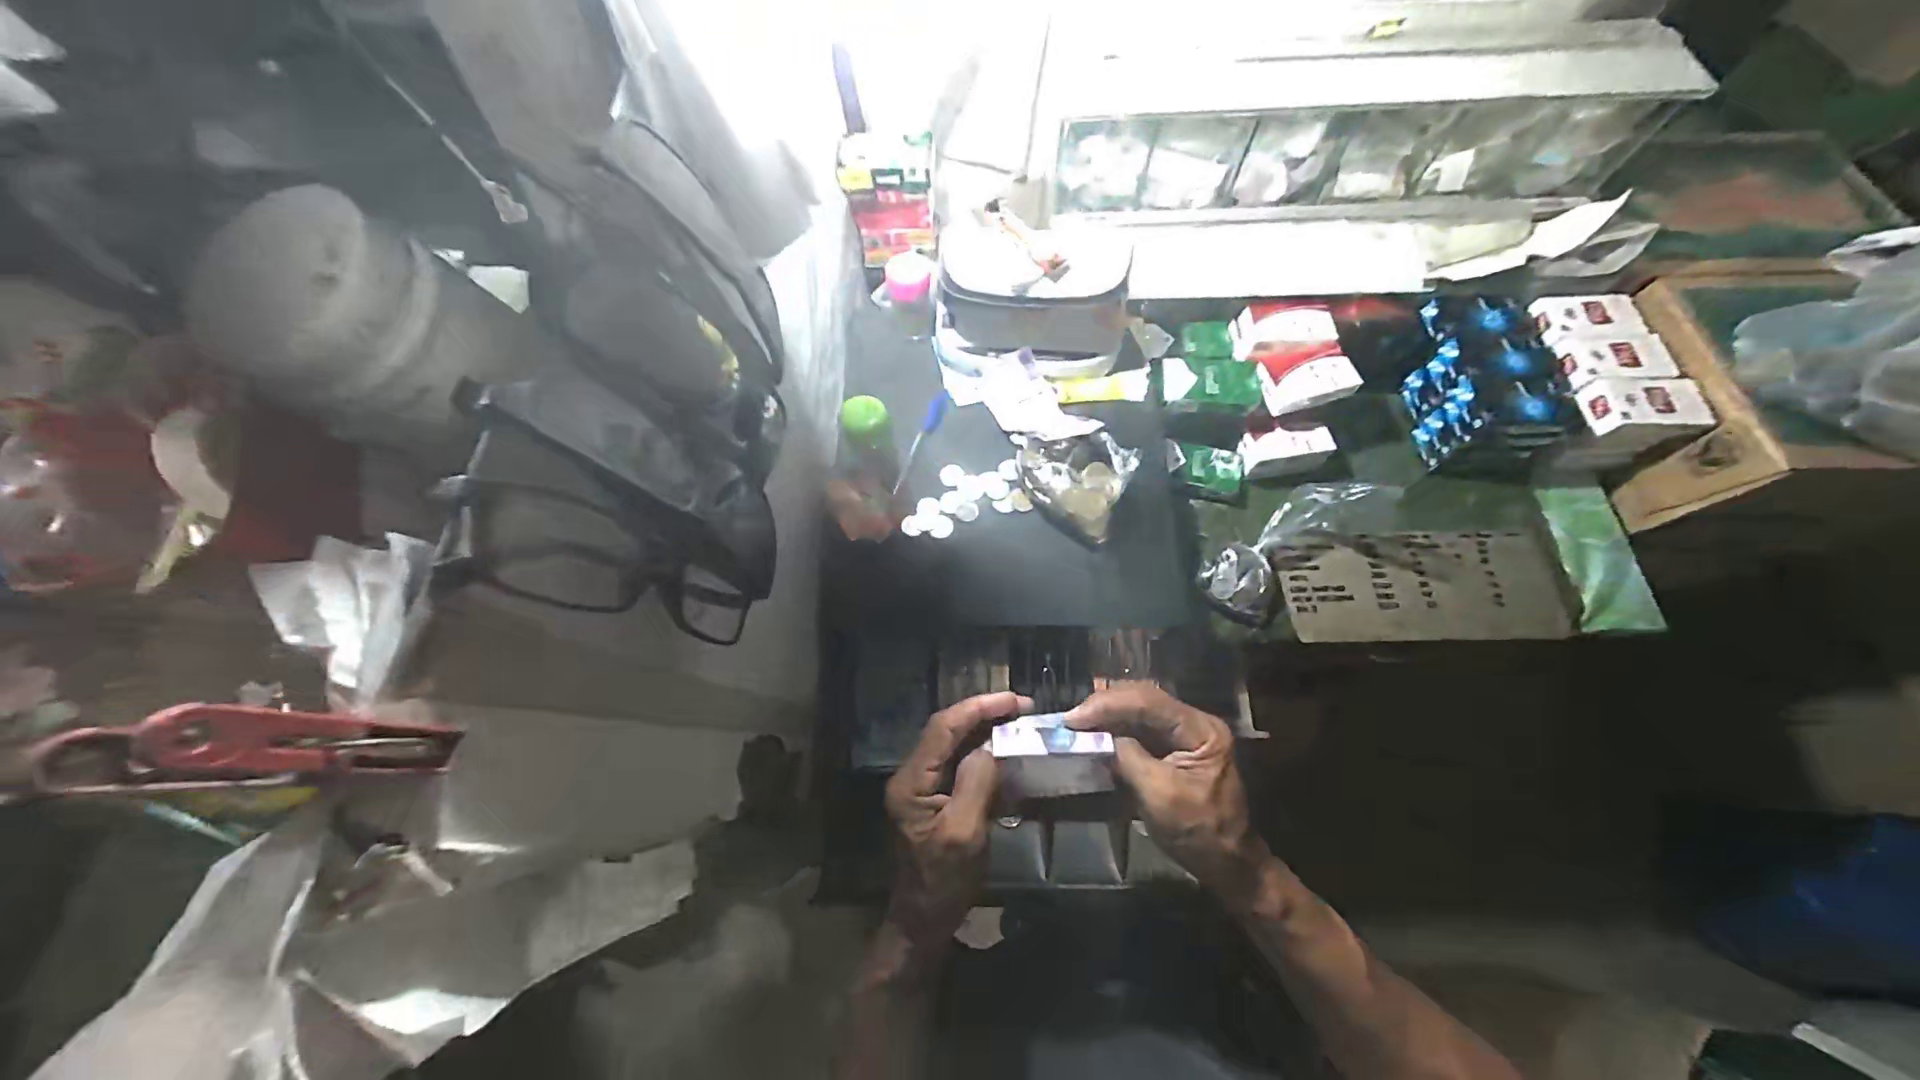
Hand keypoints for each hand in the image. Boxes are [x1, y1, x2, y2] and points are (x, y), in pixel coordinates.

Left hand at [883, 691, 1031, 945]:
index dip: (978, 708)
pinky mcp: (936, 799)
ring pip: (955, 745)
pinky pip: (961, 766)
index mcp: (911, 780)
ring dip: (986, 732)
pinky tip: (1008, 753)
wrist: (923, 922)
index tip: (1014, 700)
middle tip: (1023, 708)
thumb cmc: (943, 882)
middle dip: (984, 714)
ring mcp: (923, 787)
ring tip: (1020, 723)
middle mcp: (913, 775)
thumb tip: (993, 744)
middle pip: (947, 731)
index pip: (943, 727)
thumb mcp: (964, 833)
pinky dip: (985, 755)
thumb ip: (977, 783)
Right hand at [1067, 682, 1280, 914]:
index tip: (1073, 719)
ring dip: (1108, 713)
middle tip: (1071, 718)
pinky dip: (1116, 727)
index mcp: (1201, 730)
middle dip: (1105, 704)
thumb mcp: (1159, 796)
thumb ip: (1128, 757)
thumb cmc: (1199, 833)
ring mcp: (1186, 733)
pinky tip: (1095, 730)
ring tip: (1078, 721)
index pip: (1148, 702)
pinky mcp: (1175, 747)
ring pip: (1140, 709)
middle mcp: (1195, 722)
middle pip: (1144, 698)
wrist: (1229, 864)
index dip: (1107, 706)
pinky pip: (1141, 727)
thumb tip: (1096, 736)